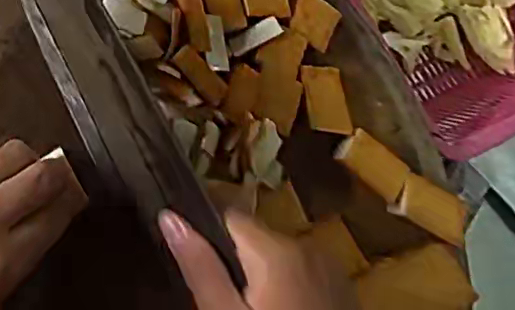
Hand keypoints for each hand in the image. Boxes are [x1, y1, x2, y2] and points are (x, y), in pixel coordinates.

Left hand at [0, 140, 86, 309]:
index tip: (80, 197)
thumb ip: (16, 260)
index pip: (54, 216)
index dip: (73, 203)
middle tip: (68, 174)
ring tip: (34, 168)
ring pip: (16, 153)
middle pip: (43, 176)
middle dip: (62, 172)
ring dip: (32, 159)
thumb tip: (40, 229)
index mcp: (0, 261)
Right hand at [161, 209, 356, 309]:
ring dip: (266, 285)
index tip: (203, 274)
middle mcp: (307, 248)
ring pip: (281, 264)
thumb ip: (200, 267)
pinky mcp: (345, 300)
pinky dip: (291, 298)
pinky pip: (305, 282)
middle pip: (256, 242)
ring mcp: (332, 275)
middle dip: (239, 269)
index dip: (210, 239)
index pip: (229, 218)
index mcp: (276, 249)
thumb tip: (169, 215)